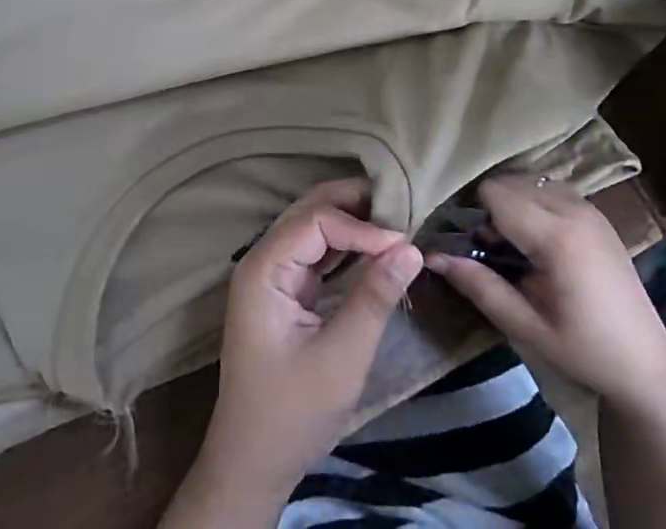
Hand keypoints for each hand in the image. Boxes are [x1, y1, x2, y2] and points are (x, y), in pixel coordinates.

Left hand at [202, 179, 421, 492]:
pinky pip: (319, 250)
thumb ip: (374, 297)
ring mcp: (274, 274)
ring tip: (398, 220)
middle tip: (404, 207)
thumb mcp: (342, 357)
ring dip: (355, 220)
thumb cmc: (293, 412)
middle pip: (311, 211)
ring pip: (315, 226)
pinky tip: (377, 246)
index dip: (362, 227)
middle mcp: (263, 261)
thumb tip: (412, 247)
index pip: (317, 221)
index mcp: (264, 270)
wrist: (253, 461)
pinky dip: (349, 244)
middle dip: (356, 204)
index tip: (405, 244)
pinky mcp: (287, 290)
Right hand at [426, 175, 665, 404]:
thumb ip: (479, 285)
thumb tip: (433, 257)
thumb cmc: (583, 349)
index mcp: (557, 237)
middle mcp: (574, 210)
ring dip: (514, 202)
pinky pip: (552, 188)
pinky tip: (538, 240)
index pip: (497, 194)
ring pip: (531, 180)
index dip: (476, 215)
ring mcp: (590, 208)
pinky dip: (534, 201)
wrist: (645, 359)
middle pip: (511, 182)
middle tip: (493, 251)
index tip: (476, 247)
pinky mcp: (597, 212)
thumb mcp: (524, 326)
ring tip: (515, 245)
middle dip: (493, 208)